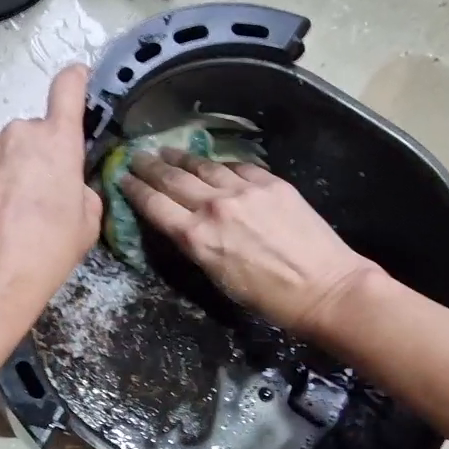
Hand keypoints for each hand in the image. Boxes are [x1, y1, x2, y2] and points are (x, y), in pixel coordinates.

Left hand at [0, 65, 101, 323]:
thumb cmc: (46, 254)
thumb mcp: (87, 224)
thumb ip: (80, 189)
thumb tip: (66, 184)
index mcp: (57, 142)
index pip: (67, 90)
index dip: (74, 80)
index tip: (75, 77)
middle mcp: (18, 133)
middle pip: (31, 134)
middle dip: (34, 157)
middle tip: (33, 198)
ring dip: (3, 169)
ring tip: (2, 212)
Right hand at [120, 148, 379, 331]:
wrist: (325, 287)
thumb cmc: (268, 297)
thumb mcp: (217, 277)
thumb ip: (195, 245)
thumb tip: (182, 224)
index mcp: (196, 236)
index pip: (154, 204)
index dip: (134, 189)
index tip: (123, 177)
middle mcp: (214, 206)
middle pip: (172, 178)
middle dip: (150, 167)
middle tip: (138, 157)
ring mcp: (244, 189)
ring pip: (203, 166)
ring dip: (181, 158)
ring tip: (168, 152)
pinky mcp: (271, 182)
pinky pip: (236, 167)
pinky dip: (219, 165)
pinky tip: (214, 164)